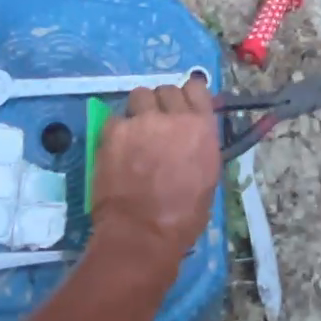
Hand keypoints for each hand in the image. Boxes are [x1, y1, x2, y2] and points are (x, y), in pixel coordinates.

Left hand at [91, 74, 219, 271]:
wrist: (142, 233)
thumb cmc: (183, 215)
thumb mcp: (207, 175)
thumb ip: (199, 143)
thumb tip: (191, 134)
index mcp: (201, 127)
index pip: (195, 87)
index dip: (186, 96)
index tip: (180, 107)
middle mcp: (173, 116)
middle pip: (165, 90)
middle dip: (161, 104)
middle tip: (156, 124)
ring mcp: (141, 121)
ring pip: (139, 95)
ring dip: (139, 109)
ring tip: (135, 131)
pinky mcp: (113, 131)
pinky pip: (116, 118)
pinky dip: (117, 129)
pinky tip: (117, 148)